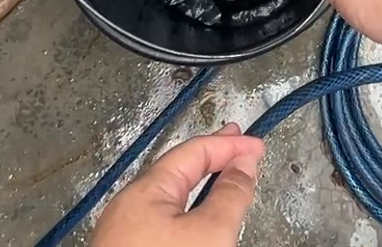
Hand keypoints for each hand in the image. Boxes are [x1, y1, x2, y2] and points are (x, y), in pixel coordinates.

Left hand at [91, 124, 263, 246]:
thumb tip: (244, 163)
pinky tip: (197, 219)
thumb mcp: (210, 234)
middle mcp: (127, 209)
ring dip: (200, 185)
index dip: (230, 145)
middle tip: (237, 144)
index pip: (195, 151)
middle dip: (212, 157)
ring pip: (168, 199)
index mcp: (144, 191)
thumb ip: (231, 194)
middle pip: (177, 170)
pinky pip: (160, 222)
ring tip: (223, 177)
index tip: (258, 147)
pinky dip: (186, 210)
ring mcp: (122, 236)